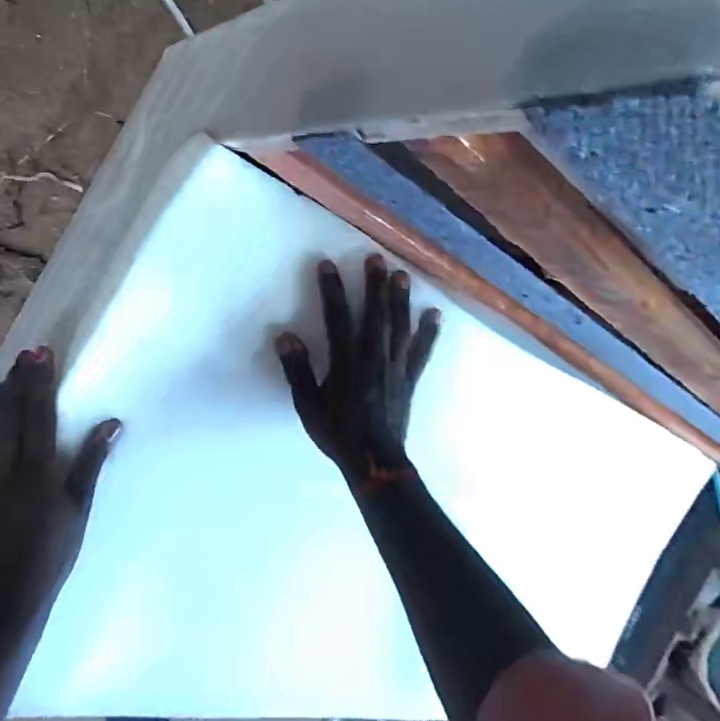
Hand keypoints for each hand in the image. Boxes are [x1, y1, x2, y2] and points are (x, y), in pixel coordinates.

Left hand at [0, 347, 119, 613]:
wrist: (3, 598)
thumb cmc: (51, 552)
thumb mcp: (78, 508)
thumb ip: (90, 462)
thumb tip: (111, 422)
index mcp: (36, 470)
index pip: (37, 413)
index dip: (39, 381)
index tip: (42, 355)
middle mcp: (3, 469)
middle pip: (8, 414)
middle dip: (17, 381)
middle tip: (25, 356)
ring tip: (6, 380)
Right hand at [277, 255, 439, 488]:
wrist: (375, 462)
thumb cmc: (338, 433)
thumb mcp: (308, 406)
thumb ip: (297, 370)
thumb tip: (285, 337)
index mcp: (347, 360)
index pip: (337, 316)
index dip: (331, 289)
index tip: (327, 264)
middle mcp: (374, 356)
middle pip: (374, 313)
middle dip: (373, 284)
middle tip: (376, 258)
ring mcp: (396, 366)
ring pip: (399, 325)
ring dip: (400, 299)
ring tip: (402, 274)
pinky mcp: (410, 377)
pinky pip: (422, 350)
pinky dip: (429, 332)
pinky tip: (435, 313)